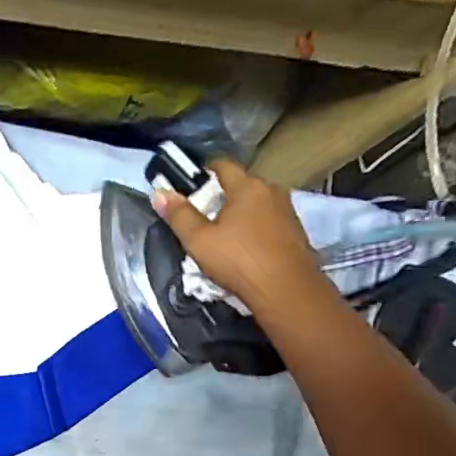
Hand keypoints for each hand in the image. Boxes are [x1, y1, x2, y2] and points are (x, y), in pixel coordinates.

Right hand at [152, 158, 326, 312]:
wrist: (285, 290)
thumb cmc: (238, 261)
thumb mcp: (199, 241)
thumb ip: (179, 215)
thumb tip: (159, 192)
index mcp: (247, 186)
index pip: (223, 165)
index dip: (204, 172)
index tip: (190, 187)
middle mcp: (271, 190)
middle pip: (241, 185)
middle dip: (222, 196)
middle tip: (203, 217)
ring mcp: (287, 210)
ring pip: (257, 204)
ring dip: (240, 214)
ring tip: (224, 236)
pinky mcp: (296, 231)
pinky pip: (269, 221)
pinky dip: (255, 229)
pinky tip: (246, 249)